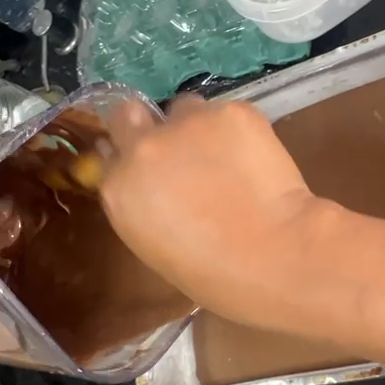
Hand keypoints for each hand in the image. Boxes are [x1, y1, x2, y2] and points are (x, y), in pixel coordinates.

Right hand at [100, 97, 320, 324]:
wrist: (273, 254)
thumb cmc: (216, 275)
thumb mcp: (157, 247)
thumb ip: (145, 205)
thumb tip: (155, 186)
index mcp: (120, 190)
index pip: (111, 154)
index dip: (132, 158)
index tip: (153, 170)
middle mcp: (144, 148)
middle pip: (128, 114)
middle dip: (147, 126)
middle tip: (180, 149)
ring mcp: (186, 125)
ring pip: (184, 109)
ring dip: (198, 129)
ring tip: (229, 160)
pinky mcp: (231, 112)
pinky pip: (226, 113)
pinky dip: (237, 131)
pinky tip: (255, 159)